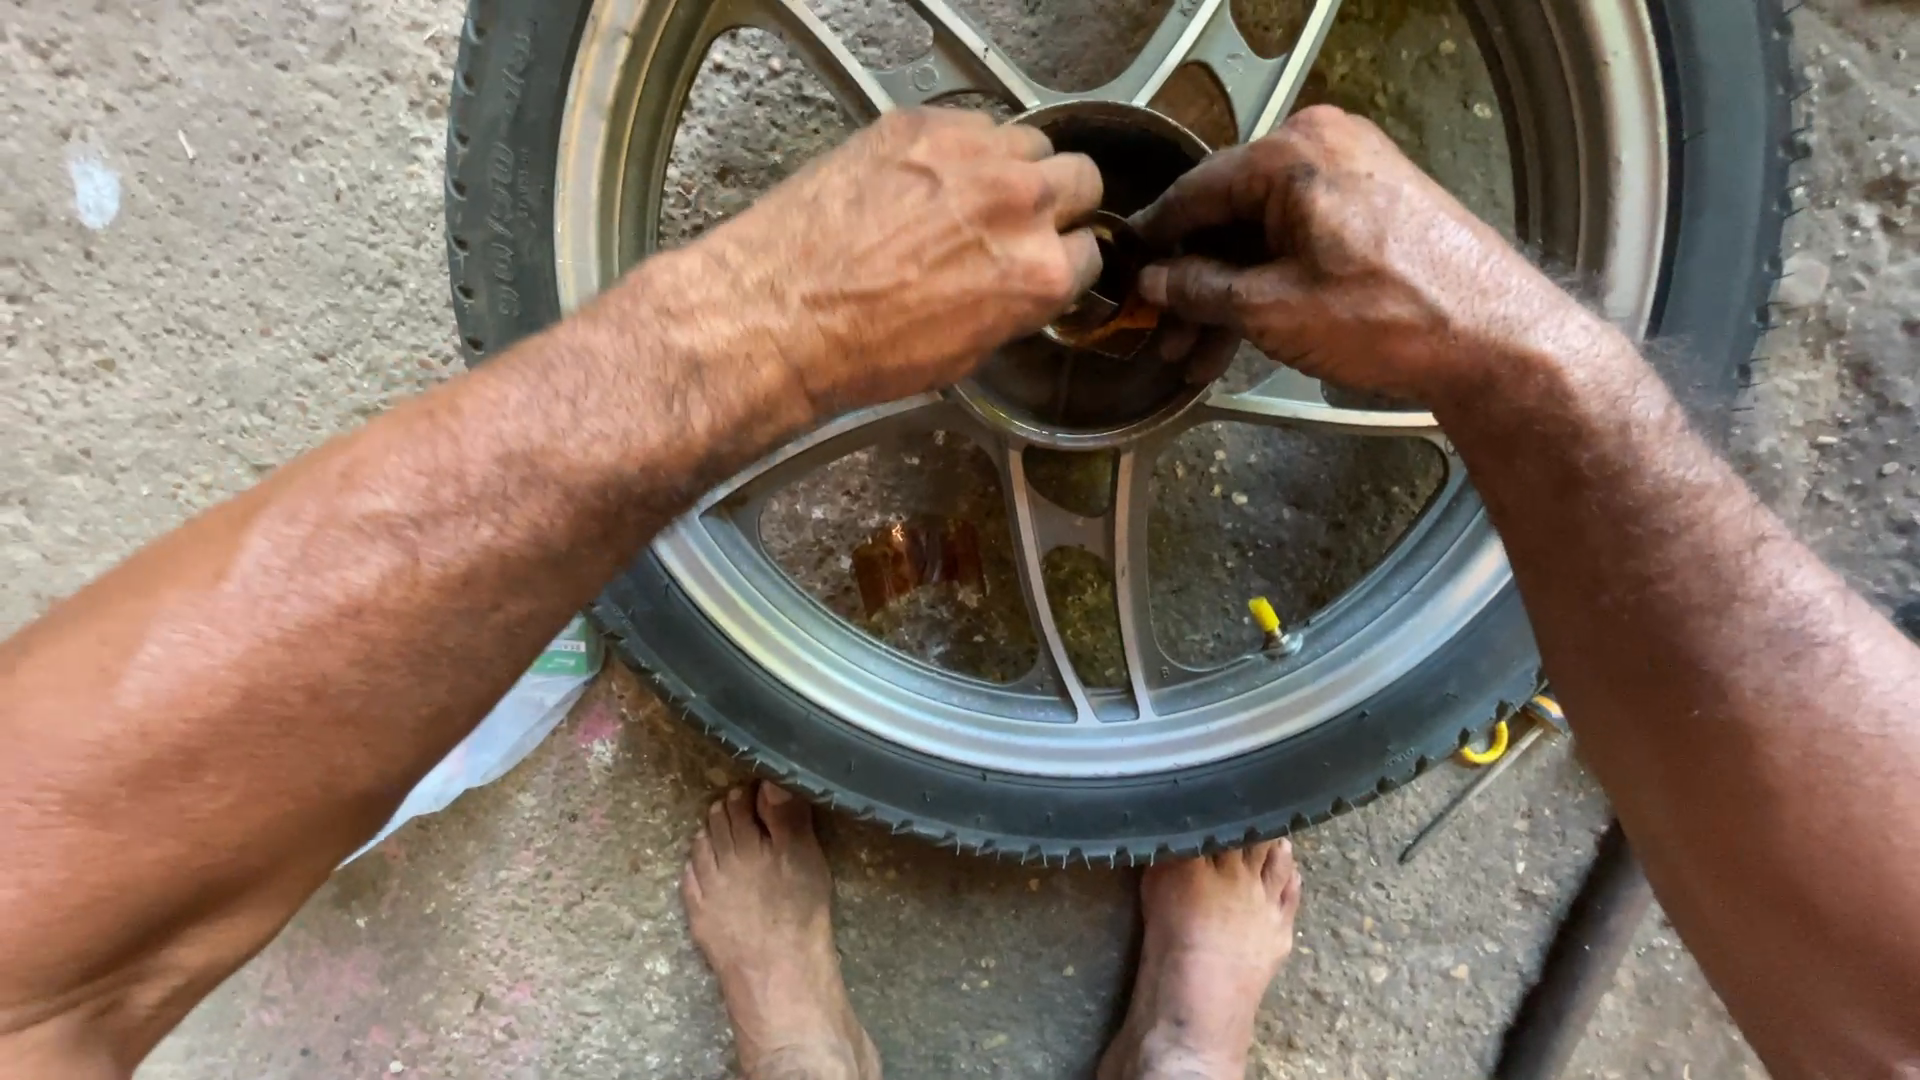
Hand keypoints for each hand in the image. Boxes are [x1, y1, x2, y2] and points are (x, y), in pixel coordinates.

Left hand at [698, 107, 1103, 413]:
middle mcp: (1020, 203)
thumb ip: (1013, 307)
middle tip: (1024, 224)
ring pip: (1031, 142)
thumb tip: (1021, 288)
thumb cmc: (868, 352)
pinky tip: (929, 181)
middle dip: (1061, 204)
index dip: (1069, 260)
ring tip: (974, 198)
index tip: (1051, 263)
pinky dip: (964, 151)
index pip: (1091, 250)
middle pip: (1081, 178)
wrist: (784, 314)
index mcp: (1040, 274)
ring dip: (1016, 170)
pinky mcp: (920, 123)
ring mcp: (971, 154)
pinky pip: (971, 124)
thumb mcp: (965, 354)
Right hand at [1131, 106, 1598, 401]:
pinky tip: (1231, 342)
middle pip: (1225, 221)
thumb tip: (1151, 282)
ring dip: (1219, 301)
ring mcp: (1345, 184)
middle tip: (1160, 336)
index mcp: (1291, 153)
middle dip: (1188, 287)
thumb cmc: (1381, 314)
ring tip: (1191, 357)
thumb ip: (1198, 289)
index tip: (1122, 276)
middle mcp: (1318, 152)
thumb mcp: (1269, 307)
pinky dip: (1259, 293)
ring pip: (1255, 244)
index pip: (1194, 192)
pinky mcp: (1364, 218)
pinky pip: (1289, 250)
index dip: (1152, 241)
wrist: (1494, 339)